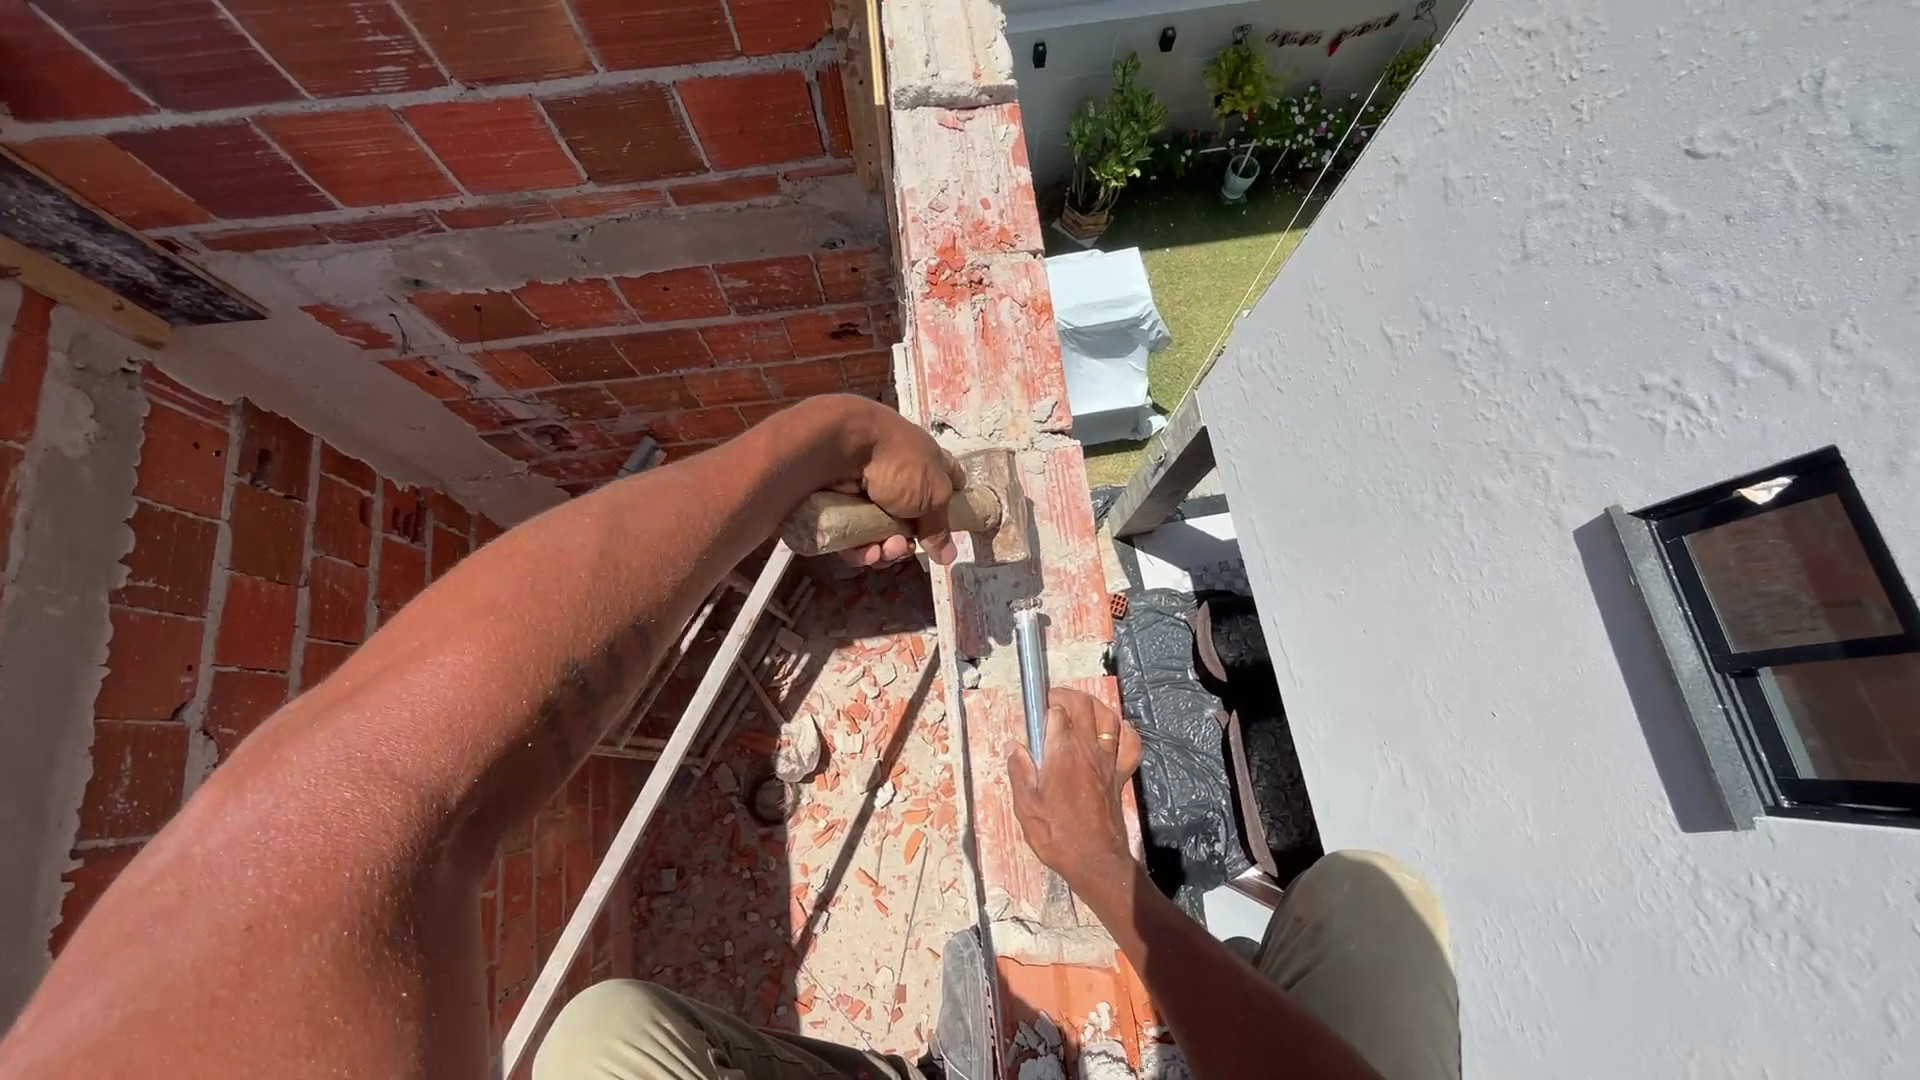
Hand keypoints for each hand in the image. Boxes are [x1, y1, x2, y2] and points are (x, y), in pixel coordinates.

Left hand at [829, 399, 965, 566]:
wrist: (840, 445)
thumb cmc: (899, 463)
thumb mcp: (933, 495)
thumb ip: (940, 526)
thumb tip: (949, 556)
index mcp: (926, 463)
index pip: (948, 480)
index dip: (953, 501)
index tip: (952, 525)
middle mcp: (899, 477)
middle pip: (912, 522)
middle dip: (909, 541)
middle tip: (904, 546)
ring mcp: (868, 493)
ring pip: (883, 534)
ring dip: (887, 549)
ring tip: (885, 550)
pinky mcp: (840, 509)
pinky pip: (855, 538)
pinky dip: (863, 549)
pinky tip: (868, 552)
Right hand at [1007, 688, 1143, 886]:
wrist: (1094, 861)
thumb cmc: (1055, 834)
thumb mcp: (1026, 806)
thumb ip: (1020, 771)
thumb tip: (1014, 745)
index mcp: (1062, 754)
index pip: (1058, 713)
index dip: (1047, 706)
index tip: (1038, 710)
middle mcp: (1088, 750)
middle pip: (1085, 706)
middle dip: (1069, 695)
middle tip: (1055, 699)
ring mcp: (1109, 761)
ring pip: (1109, 718)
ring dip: (1095, 705)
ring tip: (1081, 706)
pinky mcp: (1121, 775)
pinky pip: (1131, 745)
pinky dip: (1126, 731)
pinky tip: (1116, 729)